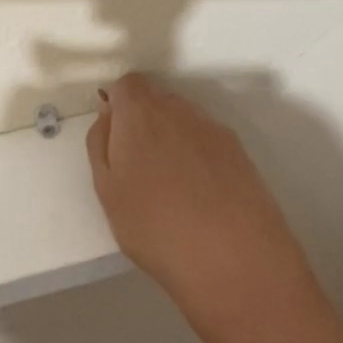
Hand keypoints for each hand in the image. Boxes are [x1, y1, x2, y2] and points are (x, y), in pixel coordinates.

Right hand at [87, 73, 319, 326]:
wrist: (233, 258)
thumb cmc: (155, 227)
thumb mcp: (108, 191)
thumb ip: (101, 145)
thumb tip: (108, 117)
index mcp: (142, 114)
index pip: (128, 84)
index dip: (117, 103)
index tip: (114, 134)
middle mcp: (182, 111)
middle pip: (158, 99)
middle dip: (143, 121)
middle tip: (136, 165)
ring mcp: (215, 131)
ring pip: (185, 120)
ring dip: (172, 139)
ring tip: (167, 184)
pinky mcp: (240, 154)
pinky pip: (208, 142)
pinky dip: (196, 157)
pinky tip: (196, 194)